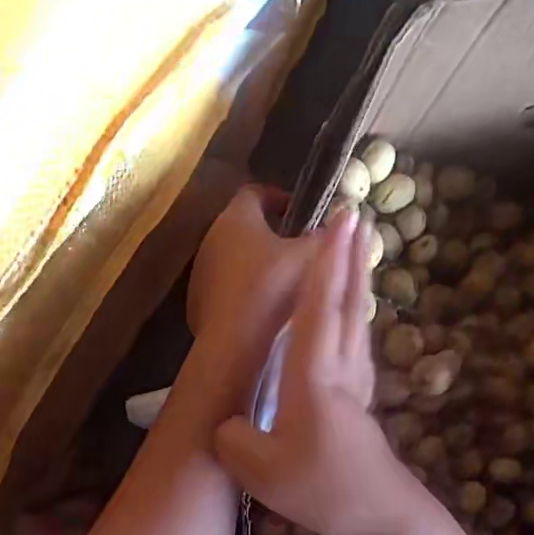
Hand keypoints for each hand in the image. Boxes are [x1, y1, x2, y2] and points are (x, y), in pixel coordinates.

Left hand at [187, 186, 312, 368]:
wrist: (232, 343)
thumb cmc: (272, 290)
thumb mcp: (309, 259)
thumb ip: (324, 236)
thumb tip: (337, 223)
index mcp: (237, 216)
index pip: (256, 191)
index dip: (279, 197)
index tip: (300, 212)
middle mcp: (211, 236)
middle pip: (242, 224)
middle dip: (268, 232)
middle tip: (295, 246)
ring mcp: (200, 269)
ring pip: (231, 256)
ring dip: (253, 262)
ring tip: (280, 279)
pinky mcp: (196, 299)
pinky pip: (223, 285)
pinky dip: (241, 288)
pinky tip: (260, 306)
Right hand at [214, 208, 426, 534]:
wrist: (379, 518)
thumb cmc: (320, 489)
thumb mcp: (257, 470)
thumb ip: (231, 436)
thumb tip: (228, 422)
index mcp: (314, 380)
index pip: (318, 312)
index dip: (324, 266)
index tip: (337, 223)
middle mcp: (340, 373)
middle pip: (348, 306)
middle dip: (350, 259)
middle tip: (358, 218)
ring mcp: (356, 388)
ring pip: (358, 323)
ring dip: (357, 283)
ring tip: (358, 253)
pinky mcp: (361, 406)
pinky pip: (358, 346)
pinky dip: (356, 318)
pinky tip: (354, 319)